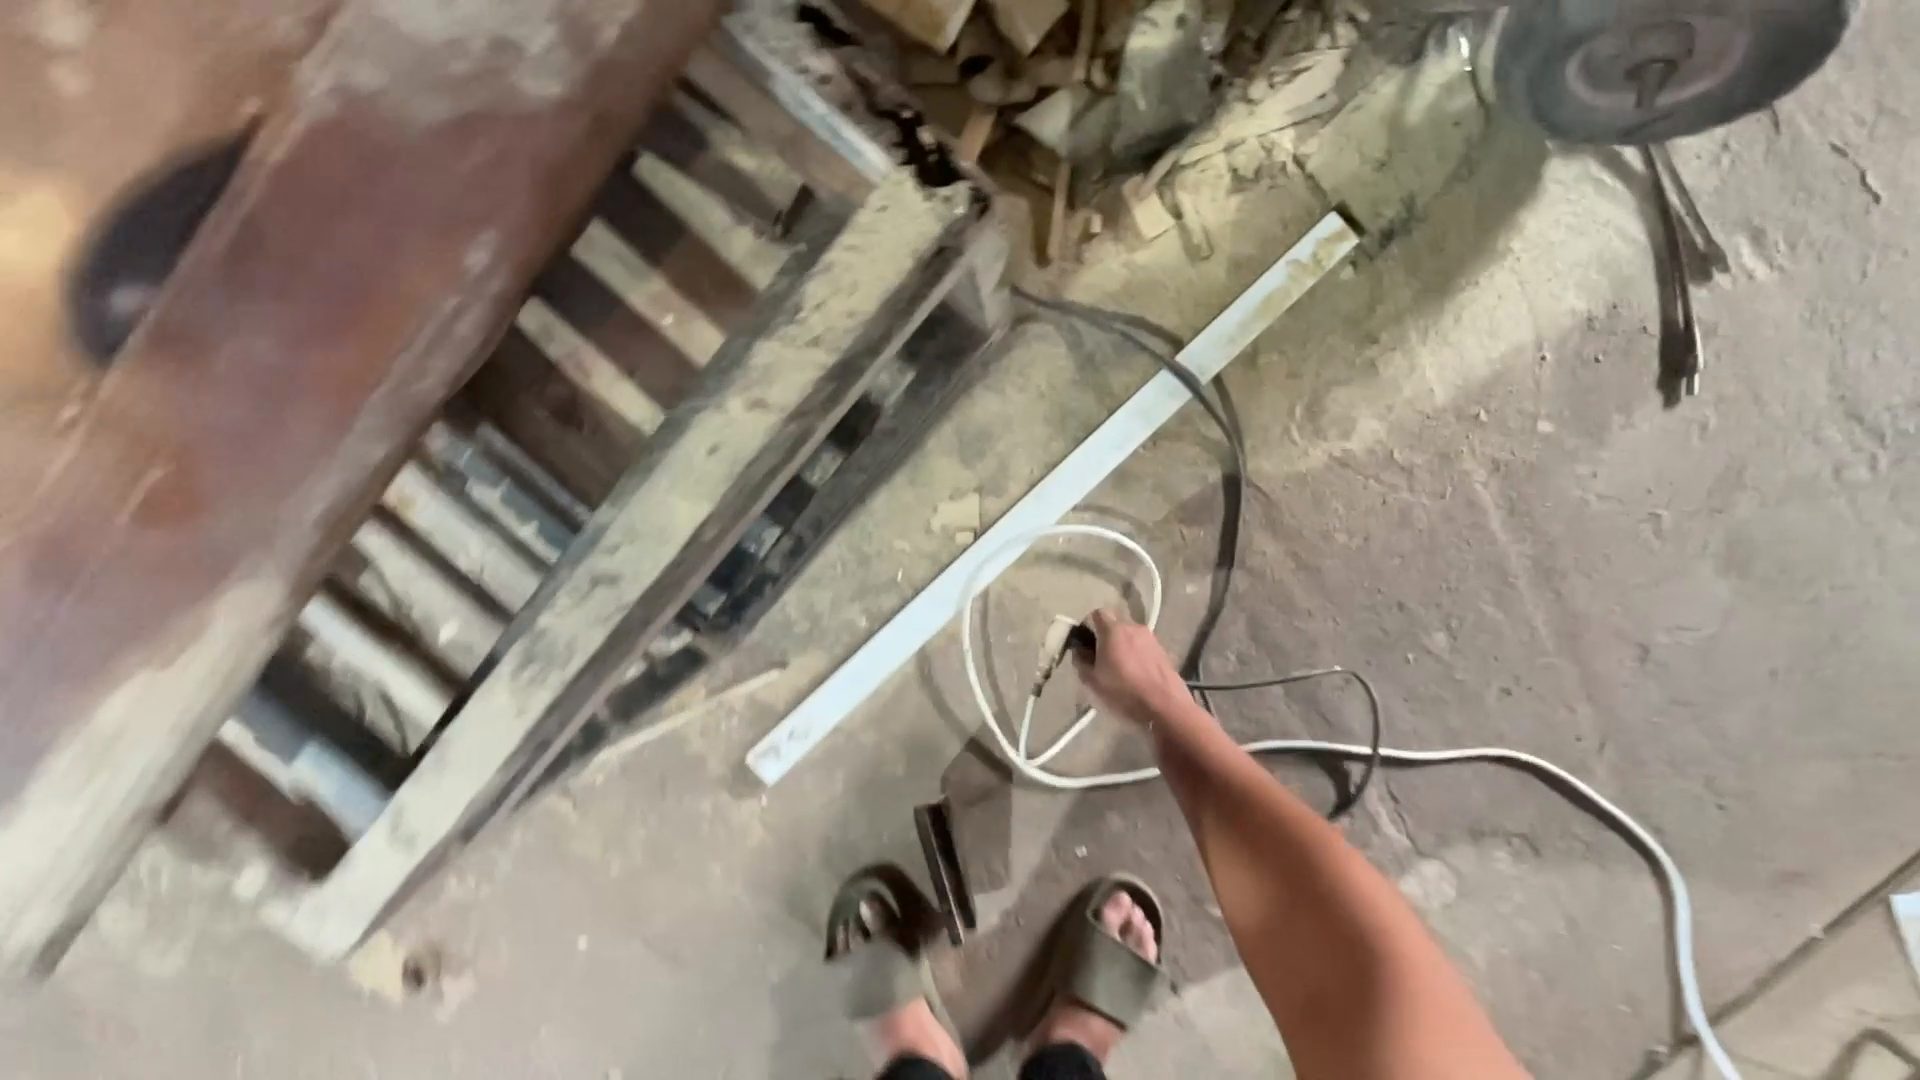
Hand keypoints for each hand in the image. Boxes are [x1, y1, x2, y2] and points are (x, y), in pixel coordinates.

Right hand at [1072, 608, 1191, 727]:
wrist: (1165, 709)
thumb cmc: (1123, 694)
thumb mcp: (1091, 682)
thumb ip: (1080, 661)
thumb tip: (1080, 650)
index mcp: (1113, 630)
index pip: (1096, 614)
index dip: (1088, 626)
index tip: (1085, 644)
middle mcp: (1134, 628)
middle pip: (1115, 623)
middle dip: (1105, 636)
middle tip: (1100, 658)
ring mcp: (1152, 639)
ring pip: (1130, 635)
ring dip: (1122, 646)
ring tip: (1119, 669)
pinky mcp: (1164, 652)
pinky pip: (1143, 647)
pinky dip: (1136, 655)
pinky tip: (1135, 675)